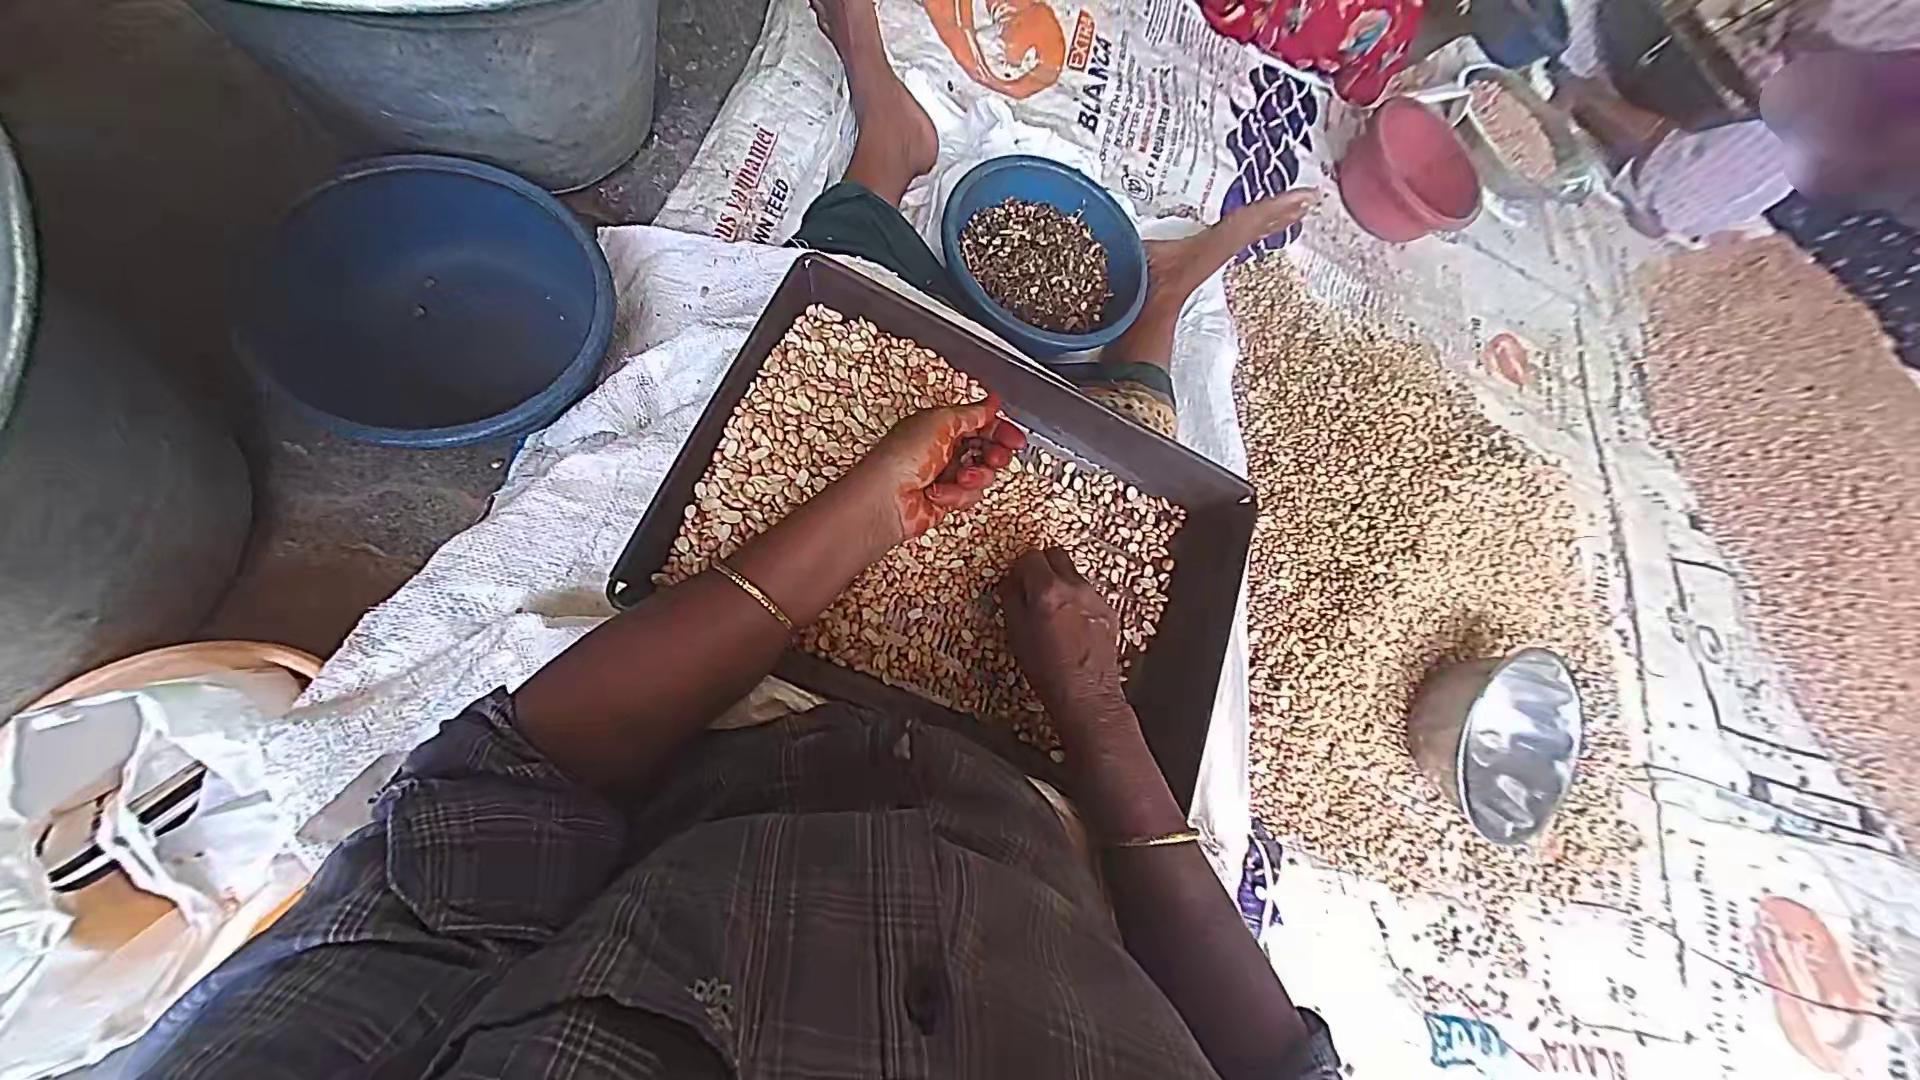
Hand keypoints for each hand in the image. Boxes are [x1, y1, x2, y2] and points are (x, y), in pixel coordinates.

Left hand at [849, 394, 1026, 542]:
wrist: (887, 498)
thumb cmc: (903, 457)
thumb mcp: (942, 422)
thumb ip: (972, 413)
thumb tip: (991, 402)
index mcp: (941, 426)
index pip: (979, 424)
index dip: (999, 430)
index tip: (1014, 438)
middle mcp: (944, 450)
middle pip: (986, 450)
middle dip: (994, 455)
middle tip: (995, 458)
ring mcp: (947, 476)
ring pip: (983, 476)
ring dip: (975, 477)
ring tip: (961, 477)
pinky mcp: (948, 499)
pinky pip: (970, 496)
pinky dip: (958, 495)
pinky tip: (940, 493)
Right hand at [998, 548, 1127, 731]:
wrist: (1087, 695)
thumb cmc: (1046, 669)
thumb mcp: (1016, 633)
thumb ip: (1012, 598)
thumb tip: (1010, 581)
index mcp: (1048, 591)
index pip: (1031, 556)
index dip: (1020, 567)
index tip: (1016, 579)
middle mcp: (1075, 587)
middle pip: (1056, 554)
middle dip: (1042, 565)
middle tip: (1032, 586)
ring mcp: (1095, 598)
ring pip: (1073, 574)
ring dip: (1060, 583)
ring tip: (1051, 611)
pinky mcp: (1109, 611)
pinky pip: (1088, 593)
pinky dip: (1076, 600)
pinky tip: (1070, 624)